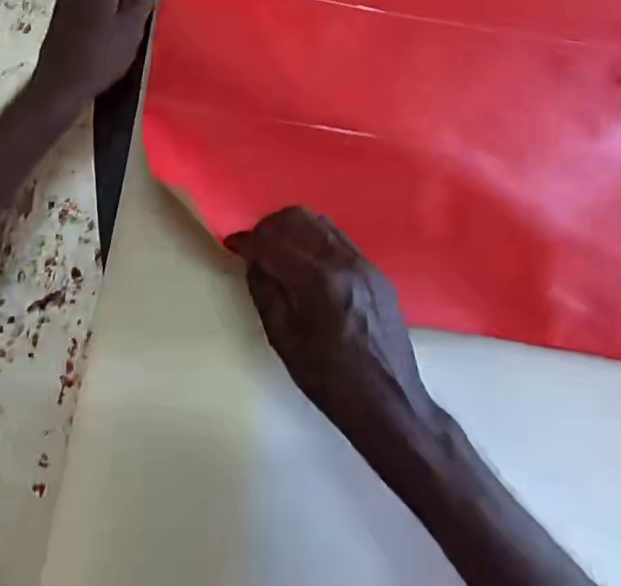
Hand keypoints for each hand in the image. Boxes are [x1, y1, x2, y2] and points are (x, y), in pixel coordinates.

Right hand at [226, 208, 439, 440]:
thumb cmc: (328, 378)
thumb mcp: (282, 337)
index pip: (271, 240)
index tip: (232, 246)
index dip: (246, 240)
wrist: (388, 403)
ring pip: (319, 222)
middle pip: (295, 218)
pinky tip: (306, 262)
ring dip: (291, 229)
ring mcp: (363, 263)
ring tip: (278, 252)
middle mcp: (342, 261)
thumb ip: (263, 289)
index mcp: (316, 281)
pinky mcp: (375, 270)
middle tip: (255, 248)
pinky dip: (314, 239)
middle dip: (267, 228)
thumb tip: (253, 260)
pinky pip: (338, 238)